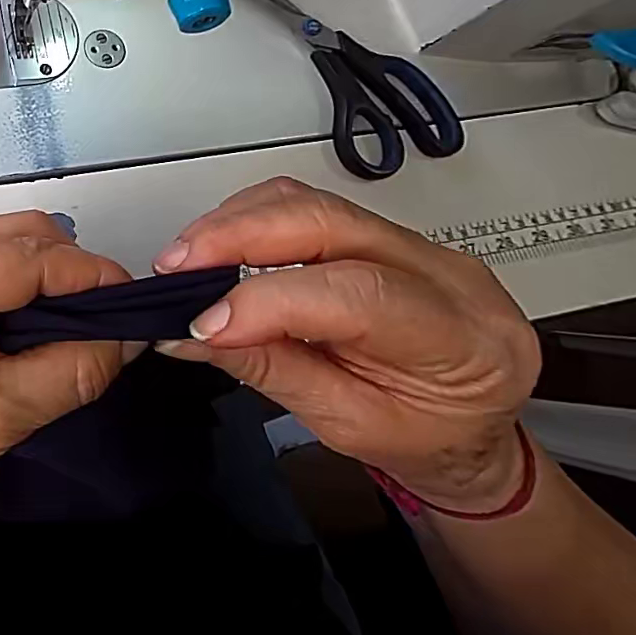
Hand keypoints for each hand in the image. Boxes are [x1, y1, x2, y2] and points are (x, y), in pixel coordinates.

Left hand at [0, 212, 135, 583]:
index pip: (30, 253)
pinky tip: (33, 329)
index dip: (91, 276)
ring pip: (13, 246)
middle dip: (72, 274)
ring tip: (66, 332)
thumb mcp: (0, 412)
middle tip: (101, 325)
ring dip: (50, 281)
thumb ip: (74, 369)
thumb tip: (128, 338)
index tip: (133, 308)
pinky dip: (27, 291)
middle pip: (23, 235)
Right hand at [153, 178, 539, 513]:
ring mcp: (408, 243)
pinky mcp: (372, 232)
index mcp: (457, 339)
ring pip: (304, 200)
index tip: (203, 325)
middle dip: (234, 236)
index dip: (265, 301)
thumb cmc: (421, 435)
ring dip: (231, 223)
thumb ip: (266, 370)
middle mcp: (442, 274)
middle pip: (324, 221)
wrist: (460, 424)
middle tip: (175, 267)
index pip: (354, 293)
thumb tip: (190, 337)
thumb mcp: (344, 422)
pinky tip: (216, 248)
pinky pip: (299, 202)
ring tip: (186, 259)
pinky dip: (243, 219)